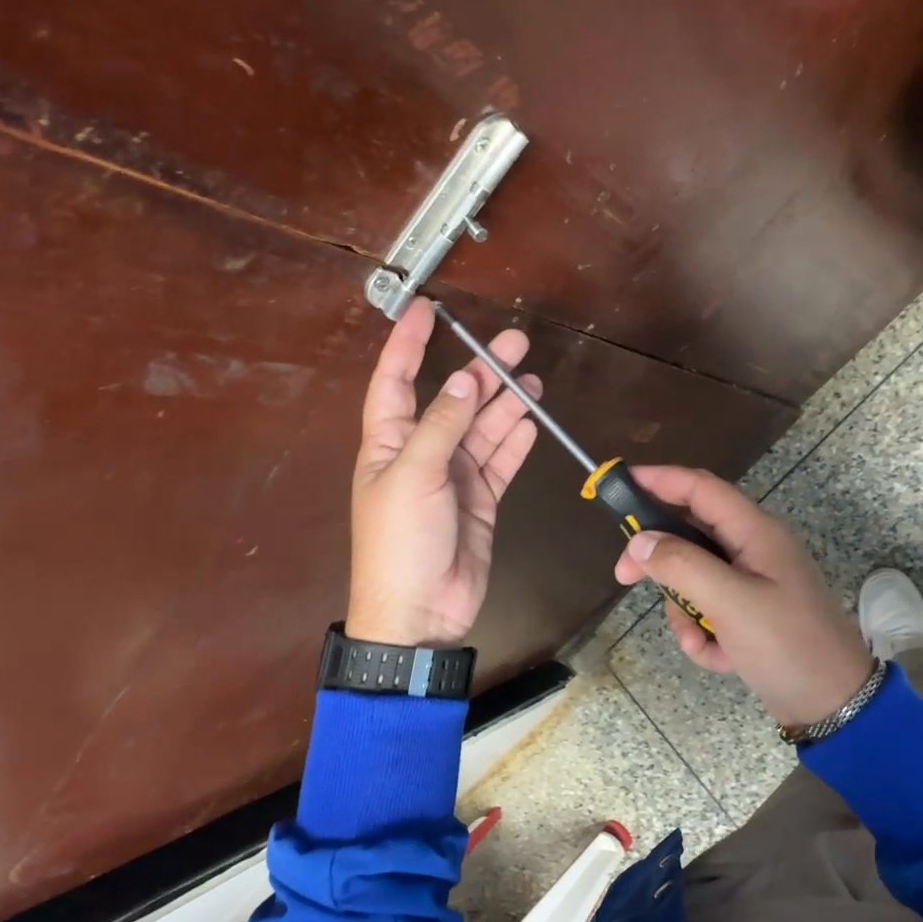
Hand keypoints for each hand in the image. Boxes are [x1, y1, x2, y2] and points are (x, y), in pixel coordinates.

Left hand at [347, 300, 539, 646]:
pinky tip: (530, 422)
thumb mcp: (414, 476)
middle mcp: (422, 453)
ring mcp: (454, 477)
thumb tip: (464, 382)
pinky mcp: (480, 500)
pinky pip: (500, 462)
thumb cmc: (400, 541)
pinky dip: (515, 443)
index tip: (427, 311)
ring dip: (506, 404)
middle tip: (515, 344)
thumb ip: (442, 427)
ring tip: (532, 378)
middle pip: (453, 401)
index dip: (409, 345)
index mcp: (390, 443)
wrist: (419, 610)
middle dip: (481, 371)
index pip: (396, 382)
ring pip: (484, 429)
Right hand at [612, 466, 873, 728]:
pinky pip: (708, 612)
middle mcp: (753, 550)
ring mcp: (753, 583)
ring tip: (700, 641)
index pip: (700, 489)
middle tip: (624, 576)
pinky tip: (721, 658)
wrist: (834, 703)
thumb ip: (682, 566)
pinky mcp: (750, 615)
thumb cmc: (787, 644)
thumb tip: (639, 541)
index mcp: (755, 533)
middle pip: (690, 535)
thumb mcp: (731, 602)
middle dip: (660, 560)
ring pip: (693, 580)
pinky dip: (705, 636)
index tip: (618, 483)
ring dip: (686, 613)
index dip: (659, 479)